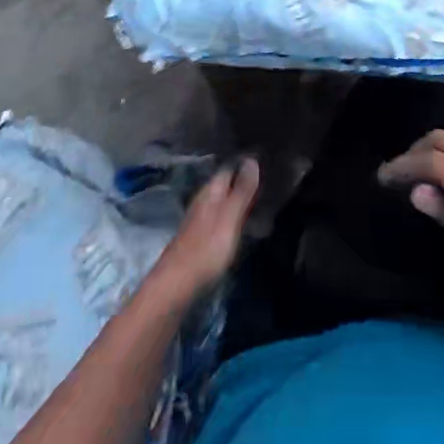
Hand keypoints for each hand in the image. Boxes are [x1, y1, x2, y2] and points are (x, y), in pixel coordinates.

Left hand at [149, 158, 260, 301]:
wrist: (176, 285)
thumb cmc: (206, 249)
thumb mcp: (229, 218)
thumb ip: (241, 191)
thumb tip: (252, 159)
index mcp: (209, 193)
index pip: (228, 169)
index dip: (244, 165)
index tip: (266, 161)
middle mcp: (202, 202)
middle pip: (223, 186)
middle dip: (241, 181)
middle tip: (267, 180)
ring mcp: (198, 222)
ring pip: (221, 202)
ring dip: (236, 200)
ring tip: (259, 201)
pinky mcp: (198, 240)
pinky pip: (219, 219)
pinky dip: (231, 217)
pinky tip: (241, 224)